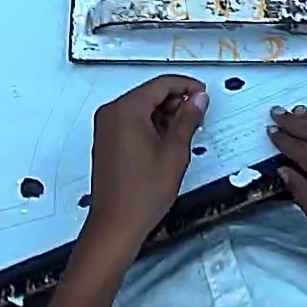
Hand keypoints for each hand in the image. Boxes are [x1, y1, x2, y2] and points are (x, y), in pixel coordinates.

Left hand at [84, 75, 209, 250]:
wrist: (116, 223)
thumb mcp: (175, 151)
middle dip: (175, 100)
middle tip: (197, 113)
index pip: (160, 84)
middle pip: (148, 93)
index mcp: (126, 110)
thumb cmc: (141, 193)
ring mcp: (106, 126)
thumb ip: (188, 119)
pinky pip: (130, 120)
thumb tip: (197, 100)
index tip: (201, 92)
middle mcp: (111, 113)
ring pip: (140, 107)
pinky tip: (166, 140)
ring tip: (185, 130)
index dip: (185, 85)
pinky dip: (149, 124)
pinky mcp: (106, 139)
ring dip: (163, 113)